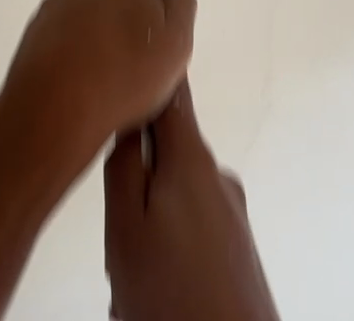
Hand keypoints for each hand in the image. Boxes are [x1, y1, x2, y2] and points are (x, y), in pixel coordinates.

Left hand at [0, 0, 196, 162]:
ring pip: (90, 21)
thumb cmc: (125, 75)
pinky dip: (76, 61)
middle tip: (137, 65)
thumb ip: (180, 7)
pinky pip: (66, 43)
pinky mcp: (35, 36)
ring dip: (100, 44)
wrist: (53, 111)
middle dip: (127, 18)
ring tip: (109, 87)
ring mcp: (57, 8)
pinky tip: (83, 92)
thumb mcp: (177, 45)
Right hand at [104, 85, 279, 320]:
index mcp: (191, 161)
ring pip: (172, 198)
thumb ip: (123, 166)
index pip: (171, 96)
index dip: (151, 75)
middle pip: (165, 153)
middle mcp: (218, 178)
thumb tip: (127, 122)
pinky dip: (167, 247)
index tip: (130, 60)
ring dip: (147, 225)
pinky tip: (155, 287)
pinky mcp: (236, 247)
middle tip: (117, 229)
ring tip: (133, 273)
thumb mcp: (125, 225)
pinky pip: (189, 229)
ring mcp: (231, 213)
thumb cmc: (171, 294)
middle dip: (135, 182)